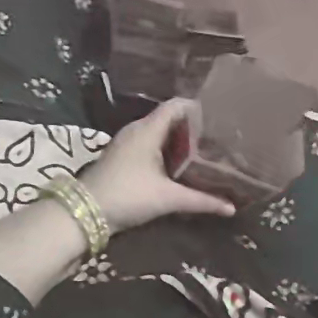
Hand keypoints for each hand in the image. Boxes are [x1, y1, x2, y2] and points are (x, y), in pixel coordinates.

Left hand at [82, 99, 237, 231]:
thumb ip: (202, 200)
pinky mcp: (121, 158)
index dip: (199, 108)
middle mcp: (136, 130)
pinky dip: (165, 152)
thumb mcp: (168, 198)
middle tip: (218, 139)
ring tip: (203, 153)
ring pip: (158, 134)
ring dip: (178, 142)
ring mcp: (126, 143)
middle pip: (170, 119)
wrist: (85, 212)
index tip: (220, 119)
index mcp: (148, 129)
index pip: (178, 105)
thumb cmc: (129, 196)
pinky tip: (178, 168)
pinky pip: (149, 145)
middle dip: (193, 128)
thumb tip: (232, 208)